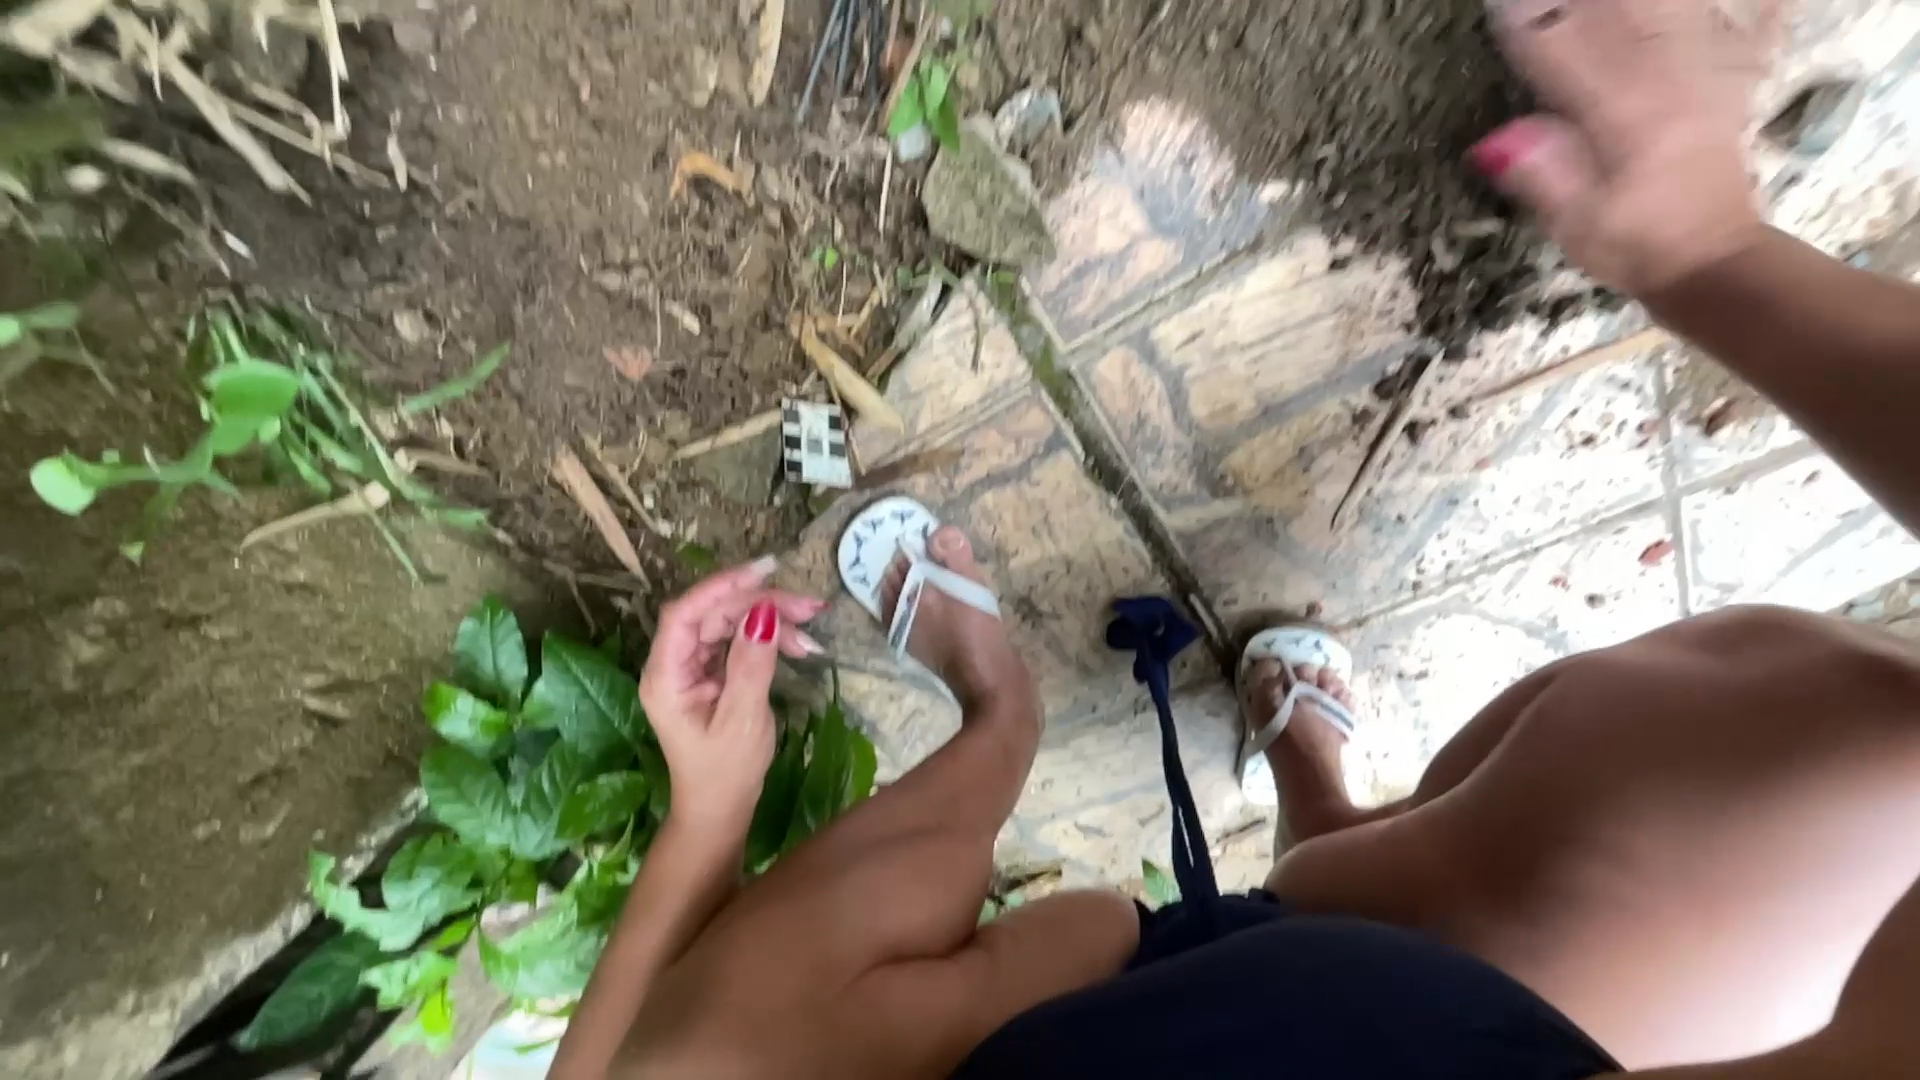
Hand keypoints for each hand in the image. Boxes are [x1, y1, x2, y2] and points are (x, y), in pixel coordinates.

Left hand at [639, 557, 825, 835]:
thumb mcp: (743, 718)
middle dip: (761, 603)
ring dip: (772, 618)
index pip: (685, 614)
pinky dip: (771, 636)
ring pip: (731, 622)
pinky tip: (801, 645)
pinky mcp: (714, 672)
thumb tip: (764, 613)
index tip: (764, 573)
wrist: (721, 808)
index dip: (721, 587)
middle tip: (808, 605)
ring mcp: (694, 667)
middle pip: (714, 614)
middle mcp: (675, 664)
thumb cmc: (725, 772)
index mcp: (666, 676)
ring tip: (812, 624)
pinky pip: (741, 640)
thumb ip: (751, 663)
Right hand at [1474, 0, 1774, 293]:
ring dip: (1618, 1)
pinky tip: (1672, 5)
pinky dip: (1689, 8)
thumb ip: (1543, 177)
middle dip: (1572, 4)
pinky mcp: (1718, 80)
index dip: (1533, 32)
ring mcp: (1702, 77)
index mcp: (1629, 122)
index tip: (1501, 7)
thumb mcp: (1577, 224)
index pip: (1570, 62)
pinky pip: (1710, 23)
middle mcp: (1671, 86)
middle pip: (1621, 21)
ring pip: (1664, 13)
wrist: (1710, 256)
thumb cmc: (1632, 247)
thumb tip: (1493, 143)